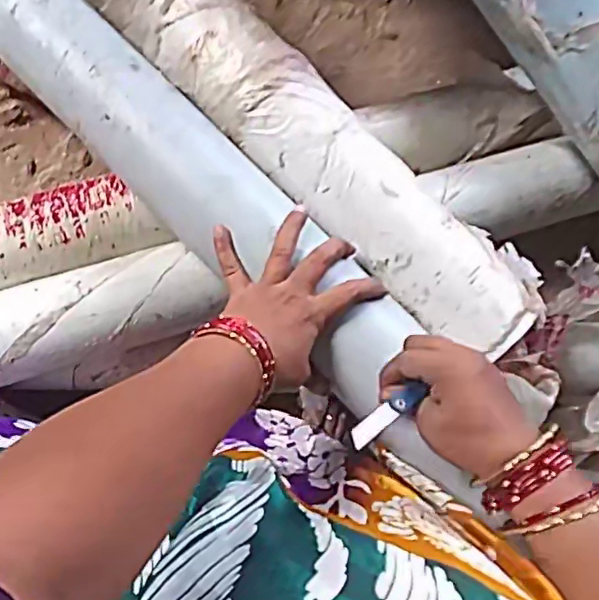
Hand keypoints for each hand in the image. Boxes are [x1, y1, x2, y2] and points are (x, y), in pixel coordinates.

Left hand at [213, 210, 383, 386]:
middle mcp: (291, 293)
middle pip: (318, 262)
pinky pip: (232, 266)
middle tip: (344, 244)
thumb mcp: (300, 375)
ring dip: (291, 229)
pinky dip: (225, 247)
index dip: (366, 289)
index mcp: (311, 313)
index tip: (377, 286)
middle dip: (334, 249)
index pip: (347, 295)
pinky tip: (221, 228)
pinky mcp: (240, 292)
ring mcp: (266, 288)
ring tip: (299, 212)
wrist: (238, 363)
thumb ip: (312, 375)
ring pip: (281, 251)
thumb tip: (321, 387)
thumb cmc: (271, 369)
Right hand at [378, 335, 540, 479]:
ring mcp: (478, 361)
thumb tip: (400, 393)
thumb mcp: (428, 423)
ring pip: (438, 347)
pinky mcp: (486, 371)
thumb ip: (408, 401)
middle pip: (420, 343)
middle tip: (399, 389)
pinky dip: (440, 368)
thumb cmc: (475, 443)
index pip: (406, 358)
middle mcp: (465, 355)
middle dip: (405, 363)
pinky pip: (455, 358)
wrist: (512, 455)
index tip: (386, 392)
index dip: (390, 376)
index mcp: (448, 365)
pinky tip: (436, 391)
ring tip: (417, 392)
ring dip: (423, 363)